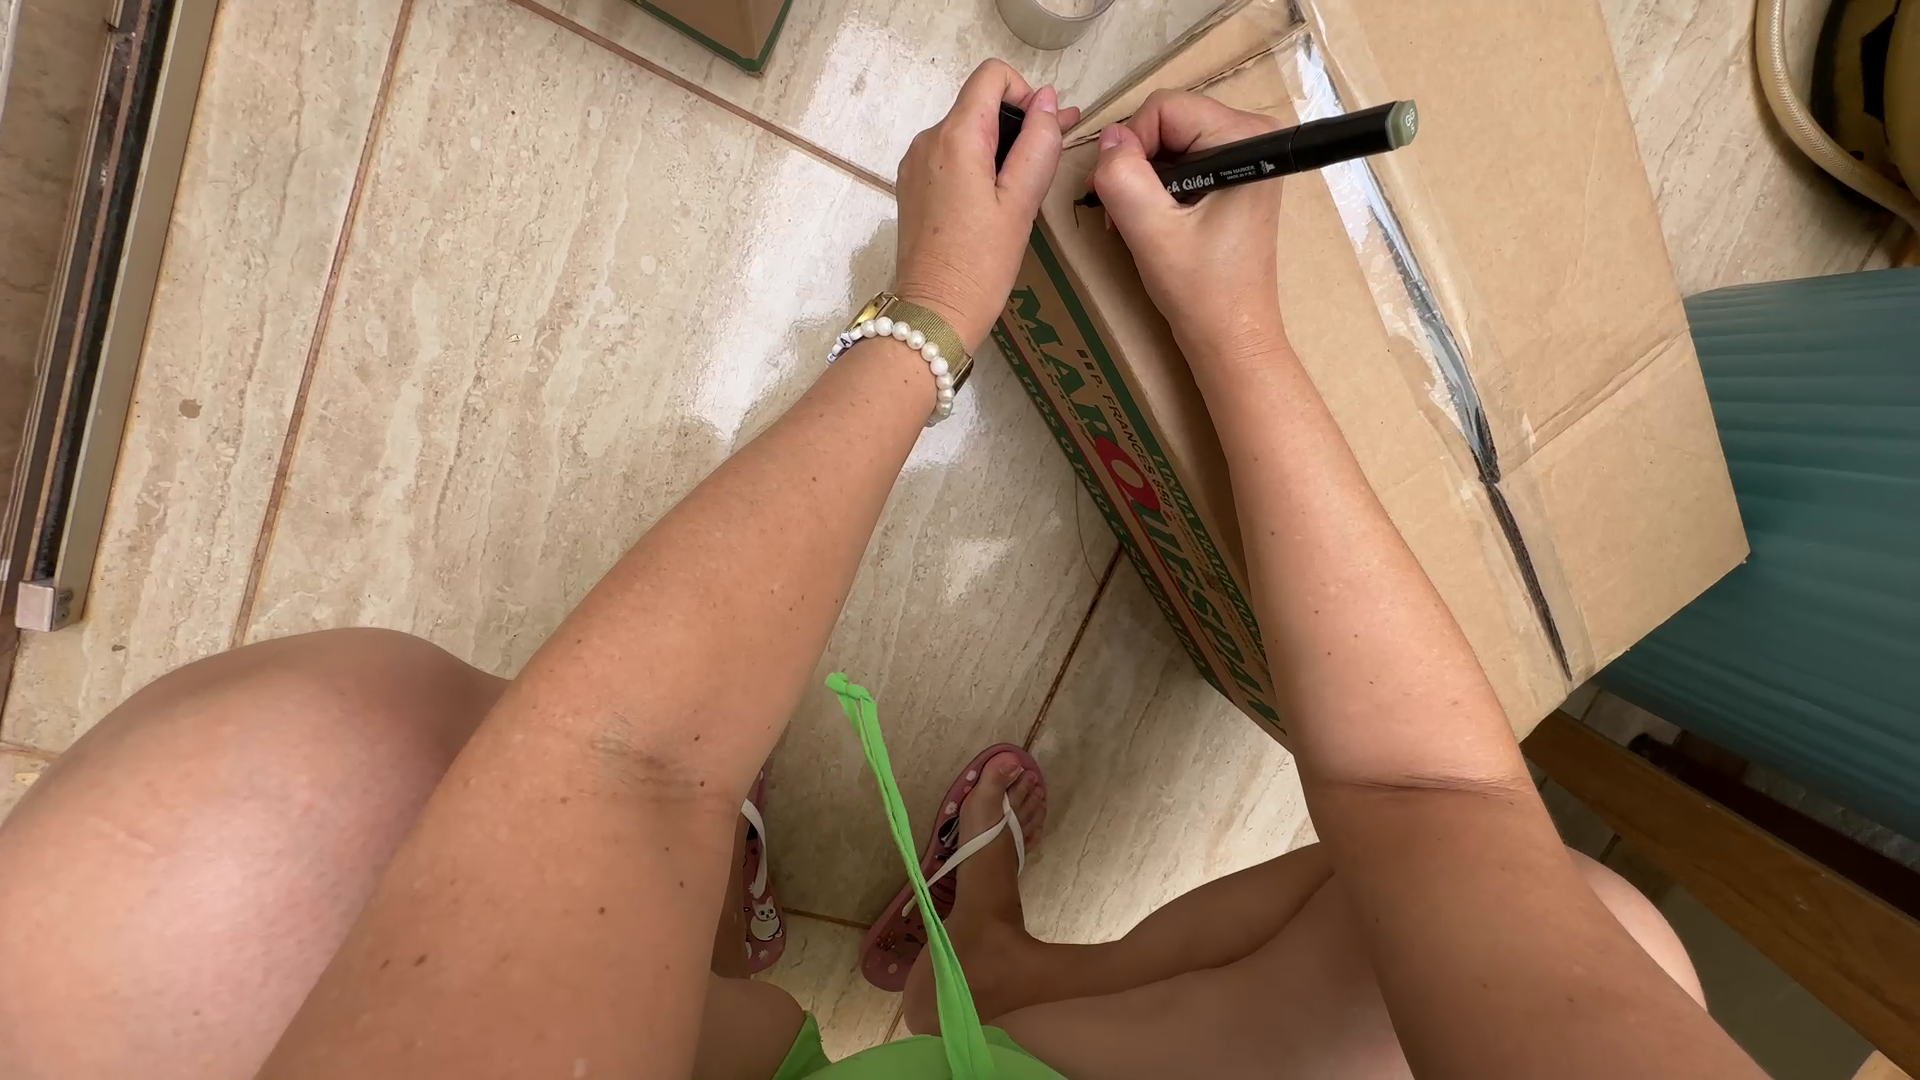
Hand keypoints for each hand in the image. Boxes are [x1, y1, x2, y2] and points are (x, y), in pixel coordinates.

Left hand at [893, 60, 1081, 351]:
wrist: (933, 315)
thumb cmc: (980, 267)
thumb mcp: (1020, 204)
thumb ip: (1037, 144)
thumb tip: (1046, 102)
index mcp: (955, 138)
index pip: (992, 76)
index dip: (1025, 93)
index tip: (1044, 132)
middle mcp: (927, 142)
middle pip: (978, 106)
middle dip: (1016, 124)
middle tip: (1053, 153)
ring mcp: (915, 167)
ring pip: (965, 135)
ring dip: (998, 150)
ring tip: (1026, 185)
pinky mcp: (912, 191)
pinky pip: (950, 162)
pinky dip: (976, 169)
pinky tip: (996, 201)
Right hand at [1089, 91, 1285, 369]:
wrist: (1231, 337)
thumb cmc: (1201, 292)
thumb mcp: (1152, 234)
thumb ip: (1123, 179)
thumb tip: (1106, 140)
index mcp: (1245, 139)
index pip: (1165, 108)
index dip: (1129, 146)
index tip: (1114, 195)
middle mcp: (1253, 137)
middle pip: (1169, 122)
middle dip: (1136, 165)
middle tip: (1120, 216)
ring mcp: (1245, 160)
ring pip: (1171, 144)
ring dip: (1143, 182)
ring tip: (1135, 225)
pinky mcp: (1234, 182)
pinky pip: (1183, 166)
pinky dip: (1158, 192)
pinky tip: (1152, 225)